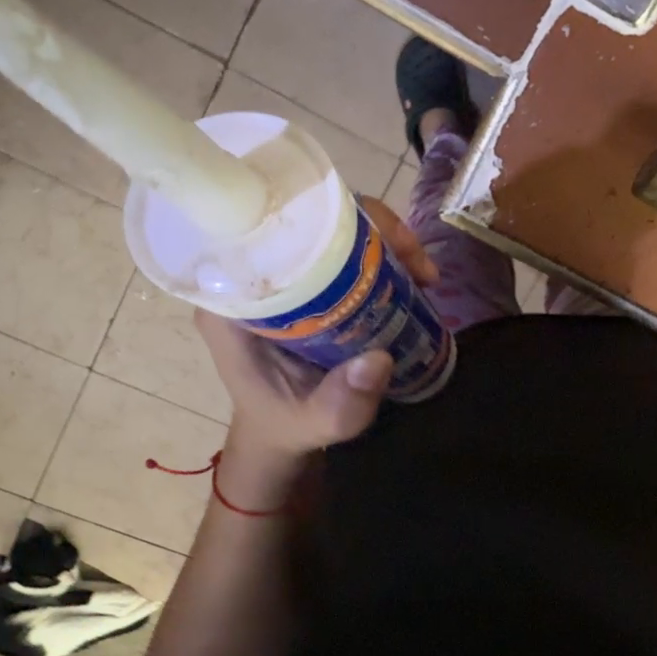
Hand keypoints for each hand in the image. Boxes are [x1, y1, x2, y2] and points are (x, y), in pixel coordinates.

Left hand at [194, 197, 436, 454]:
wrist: (281, 433)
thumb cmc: (285, 425)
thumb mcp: (312, 423)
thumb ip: (339, 404)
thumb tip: (378, 359)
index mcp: (232, 303)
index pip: (269, 233)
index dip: (326, 222)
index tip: (380, 241)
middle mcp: (252, 277)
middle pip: (310, 223)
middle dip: (373, 229)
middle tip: (417, 262)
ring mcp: (283, 275)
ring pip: (334, 230)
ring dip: (386, 238)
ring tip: (424, 271)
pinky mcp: (308, 279)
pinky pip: (345, 248)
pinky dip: (384, 252)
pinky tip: (415, 273)